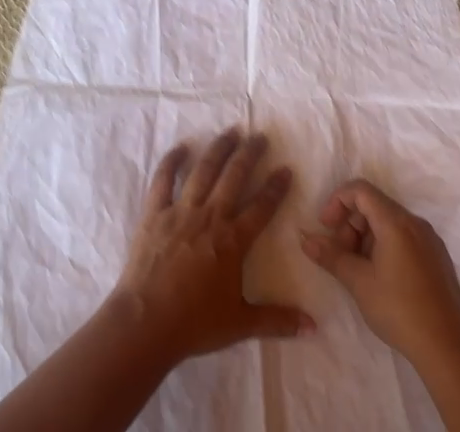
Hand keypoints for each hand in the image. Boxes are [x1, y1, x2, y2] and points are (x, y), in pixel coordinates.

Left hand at [109, 129, 311, 364]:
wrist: (146, 322)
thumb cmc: (195, 322)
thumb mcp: (241, 323)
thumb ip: (277, 320)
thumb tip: (313, 327)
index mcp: (233, 240)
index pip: (261, 207)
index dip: (276, 187)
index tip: (286, 169)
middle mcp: (210, 217)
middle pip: (234, 177)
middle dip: (250, 154)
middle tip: (260, 136)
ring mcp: (180, 212)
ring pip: (204, 171)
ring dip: (219, 149)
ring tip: (231, 131)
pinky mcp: (154, 214)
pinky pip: (163, 180)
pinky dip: (172, 161)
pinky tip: (181, 147)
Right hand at [300, 179, 459, 366]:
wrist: (448, 347)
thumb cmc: (399, 309)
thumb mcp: (359, 282)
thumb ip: (331, 256)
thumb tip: (306, 239)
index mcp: (396, 223)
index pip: (361, 190)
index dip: (337, 201)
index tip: (325, 227)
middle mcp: (416, 223)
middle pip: (375, 206)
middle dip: (350, 224)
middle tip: (340, 256)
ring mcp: (429, 241)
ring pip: (389, 223)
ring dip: (365, 238)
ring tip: (357, 271)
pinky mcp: (436, 258)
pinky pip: (404, 238)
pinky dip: (384, 247)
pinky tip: (379, 278)